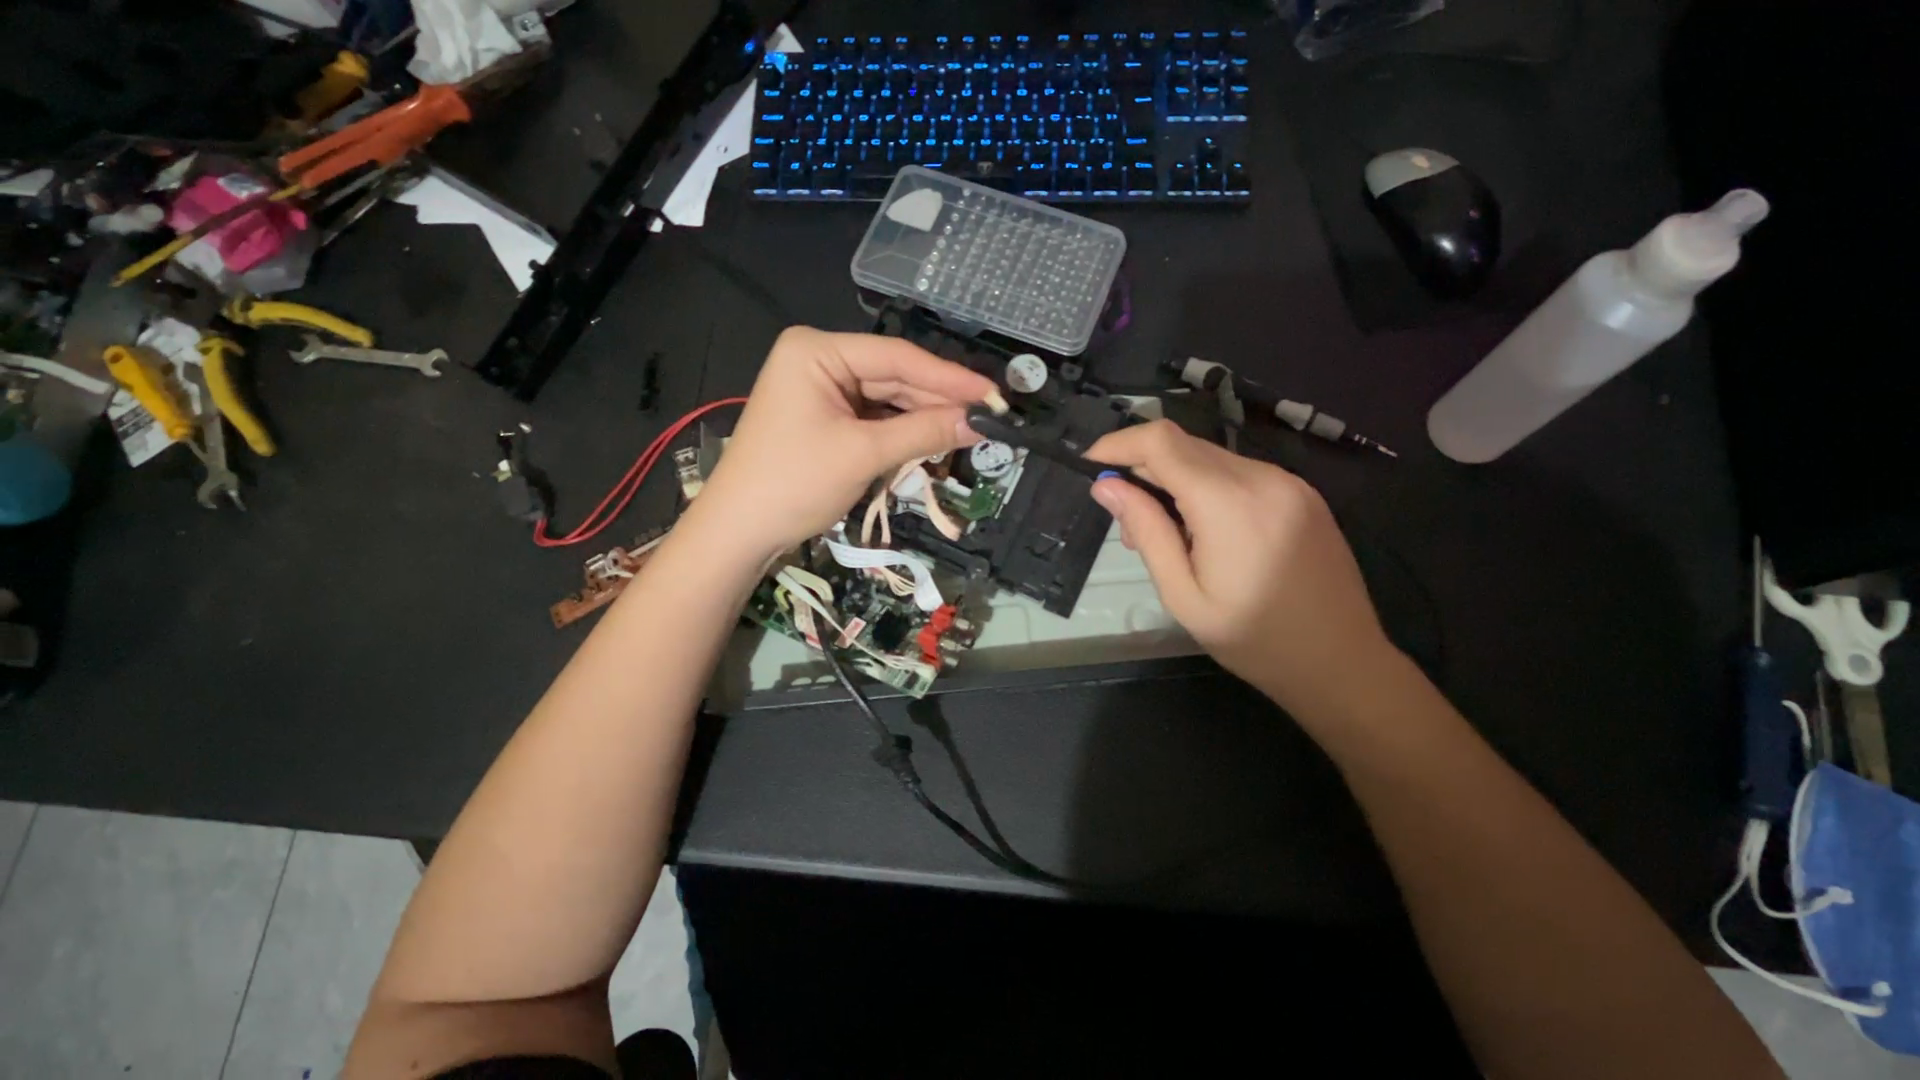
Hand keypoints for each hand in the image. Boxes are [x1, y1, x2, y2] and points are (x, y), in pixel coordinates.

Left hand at [690, 327, 996, 559]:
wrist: (737, 533)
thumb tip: (981, 422)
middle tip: (990, 417)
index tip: (993, 394)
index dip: (950, 378)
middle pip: (893, 375)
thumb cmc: (793, 484)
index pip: (898, 357)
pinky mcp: (823, 416)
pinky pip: (873, 417)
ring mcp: (819, 388)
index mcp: (817, 350)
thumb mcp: (863, 454)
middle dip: (938, 400)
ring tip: (972, 430)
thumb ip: (924, 432)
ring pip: (887, 398)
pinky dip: (902, 431)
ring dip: (924, 417)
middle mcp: (818, 359)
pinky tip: (936, 438)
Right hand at [1085, 421, 1396, 719]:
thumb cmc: (1255, 640)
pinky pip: (1240, 473)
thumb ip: (1147, 532)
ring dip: (1176, 479)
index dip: (1118, 443)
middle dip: (1143, 468)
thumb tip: (1107, 487)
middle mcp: (1261, 477)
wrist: (1342, 662)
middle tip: (1128, 522)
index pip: (1160, 441)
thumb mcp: (1184, 596)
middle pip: (1184, 444)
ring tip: (1168, 535)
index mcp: (1228, 502)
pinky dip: (1209, 487)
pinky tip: (1206, 530)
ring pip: (1212, 457)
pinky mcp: (1302, 493)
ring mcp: (1288, 482)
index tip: (1090, 467)